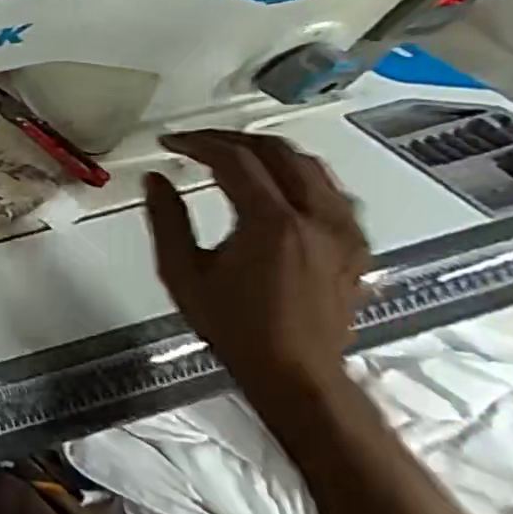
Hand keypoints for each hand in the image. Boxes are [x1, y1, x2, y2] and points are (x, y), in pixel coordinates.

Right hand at [143, 131, 370, 394]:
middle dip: (232, 139)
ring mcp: (345, 235)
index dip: (197, 142)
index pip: (235, 159)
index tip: (169, 142)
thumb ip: (167, 217)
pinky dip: (299, 176)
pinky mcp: (357, 249)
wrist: (295, 374)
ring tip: (233, 156)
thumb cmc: (232, 325)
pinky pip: (332, 194)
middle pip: (280, 153)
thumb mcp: (181, 270)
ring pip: (312, 168)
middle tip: (197, 142)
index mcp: (273, 224)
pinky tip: (276, 185)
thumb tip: (156, 178)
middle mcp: (318, 221)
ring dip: (268, 153)